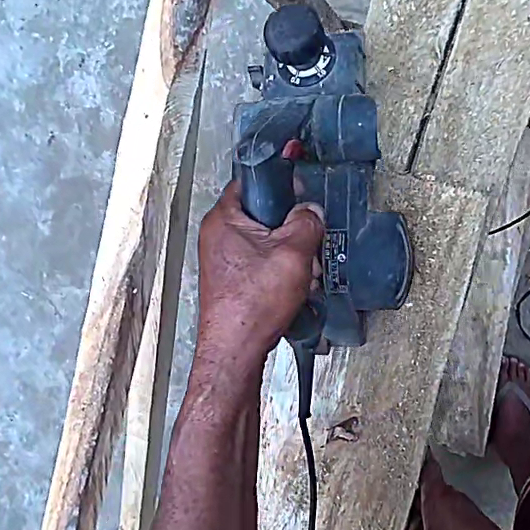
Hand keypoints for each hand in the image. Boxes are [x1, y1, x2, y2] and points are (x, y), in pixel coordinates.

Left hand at [196, 181, 323, 370]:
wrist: (237, 347)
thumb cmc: (251, 305)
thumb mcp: (294, 252)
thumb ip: (307, 222)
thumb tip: (311, 211)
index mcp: (224, 219)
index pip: (251, 182)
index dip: (280, 185)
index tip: (298, 190)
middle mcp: (218, 236)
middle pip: (264, 216)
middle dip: (292, 231)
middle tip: (304, 246)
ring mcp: (224, 260)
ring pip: (267, 243)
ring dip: (291, 256)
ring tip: (300, 275)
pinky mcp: (233, 280)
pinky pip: (263, 264)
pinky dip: (281, 273)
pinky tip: (292, 289)